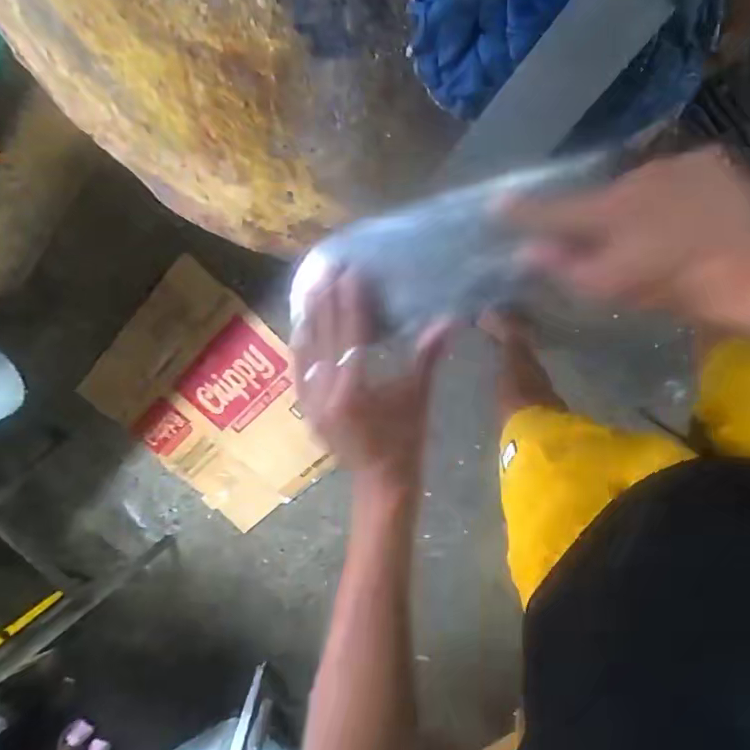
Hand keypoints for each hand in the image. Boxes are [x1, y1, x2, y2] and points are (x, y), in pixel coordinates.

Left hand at [292, 269, 449, 484]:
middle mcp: (325, 393)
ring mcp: (311, 402)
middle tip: (328, 268)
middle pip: (324, 337)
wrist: (381, 481)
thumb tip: (451, 319)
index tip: (352, 272)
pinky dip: (302, 344)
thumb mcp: (417, 395)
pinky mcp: (306, 408)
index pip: (350, 334)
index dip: (351, 301)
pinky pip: (299, 369)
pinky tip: (303, 324)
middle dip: (326, 300)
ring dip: (311, 317)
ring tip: (313, 286)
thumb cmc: (405, 440)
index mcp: (353, 389)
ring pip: (306, 350)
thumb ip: (428, 355)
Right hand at [503, 145, 749, 317]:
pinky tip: (694, 216)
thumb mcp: (611, 287)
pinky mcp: (711, 163)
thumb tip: (526, 250)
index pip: (553, 210)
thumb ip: (564, 266)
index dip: (522, 211)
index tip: (497, 205)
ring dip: (647, 203)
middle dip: (605, 215)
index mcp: (605, 211)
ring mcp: (676, 164)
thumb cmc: (673, 287)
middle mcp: (634, 177)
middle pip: (604, 196)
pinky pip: (683, 175)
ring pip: (645, 183)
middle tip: (619, 240)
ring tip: (666, 231)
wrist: (749, 274)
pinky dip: (681, 194)